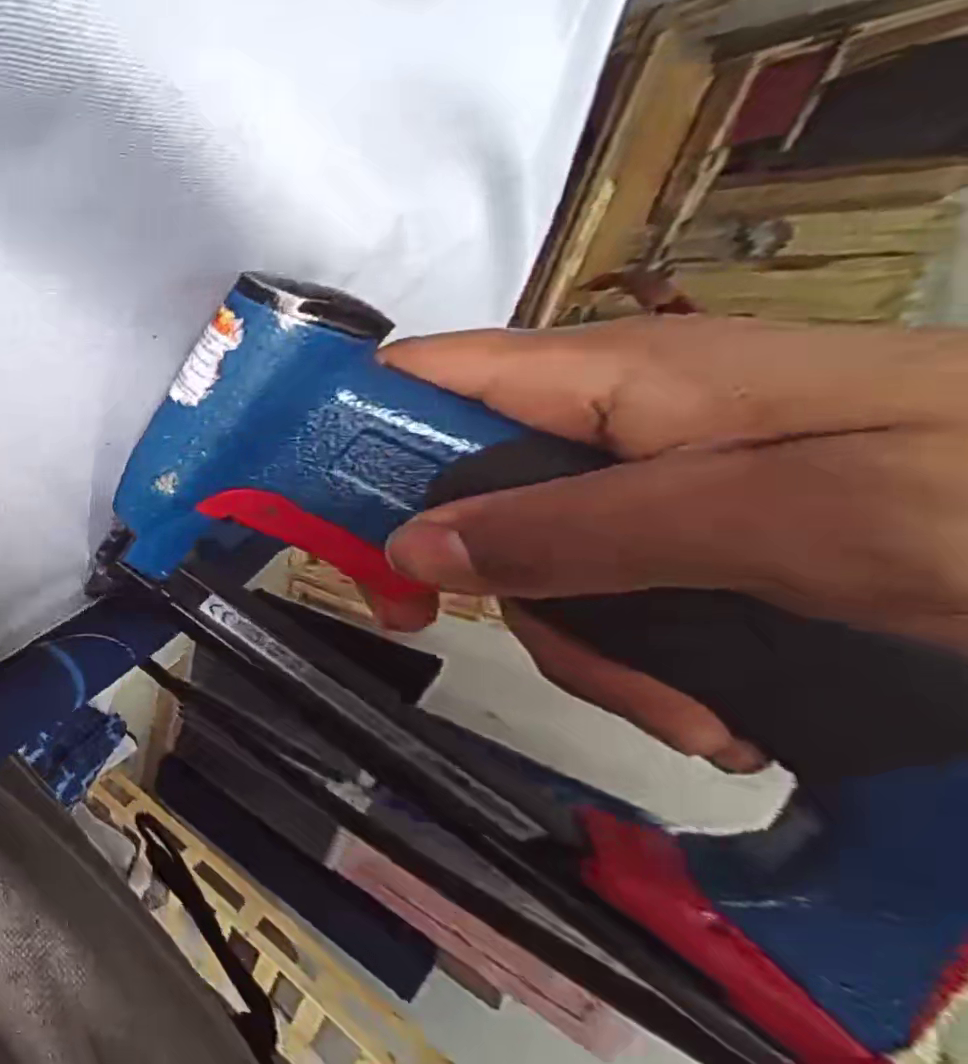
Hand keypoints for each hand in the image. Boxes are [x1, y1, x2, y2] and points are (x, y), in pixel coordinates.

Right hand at [366, 317, 967, 770]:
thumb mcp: (768, 518)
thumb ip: (570, 532)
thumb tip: (405, 552)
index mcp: (604, 377)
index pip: (421, 377)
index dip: (348, 427)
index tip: (316, 516)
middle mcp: (606, 418)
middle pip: (460, 485)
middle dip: (460, 569)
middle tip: (425, 625)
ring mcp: (648, 481)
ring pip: (530, 559)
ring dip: (576, 641)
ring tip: (676, 707)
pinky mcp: (691, 535)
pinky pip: (603, 594)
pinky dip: (633, 660)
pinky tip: (707, 708)